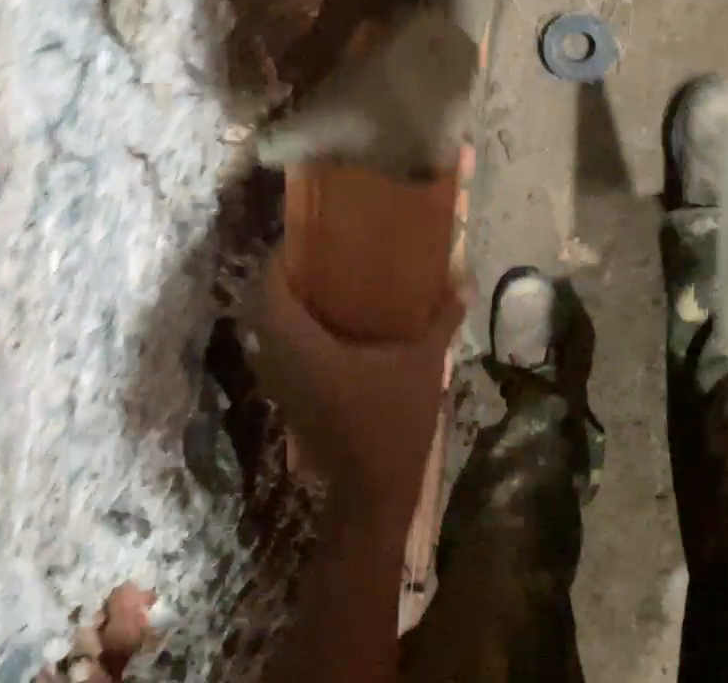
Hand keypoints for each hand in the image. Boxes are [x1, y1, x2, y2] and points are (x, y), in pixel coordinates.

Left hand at [246, 255, 458, 519]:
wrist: (373, 489)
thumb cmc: (393, 420)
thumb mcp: (423, 363)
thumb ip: (442, 319)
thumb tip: (464, 281)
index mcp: (301, 344)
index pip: (269, 287)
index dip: (280, 257)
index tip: (305, 237)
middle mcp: (280, 359)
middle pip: (263, 304)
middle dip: (285, 277)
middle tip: (319, 257)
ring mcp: (281, 383)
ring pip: (268, 331)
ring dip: (287, 305)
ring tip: (324, 284)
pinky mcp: (289, 399)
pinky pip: (280, 352)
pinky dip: (293, 332)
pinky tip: (330, 326)